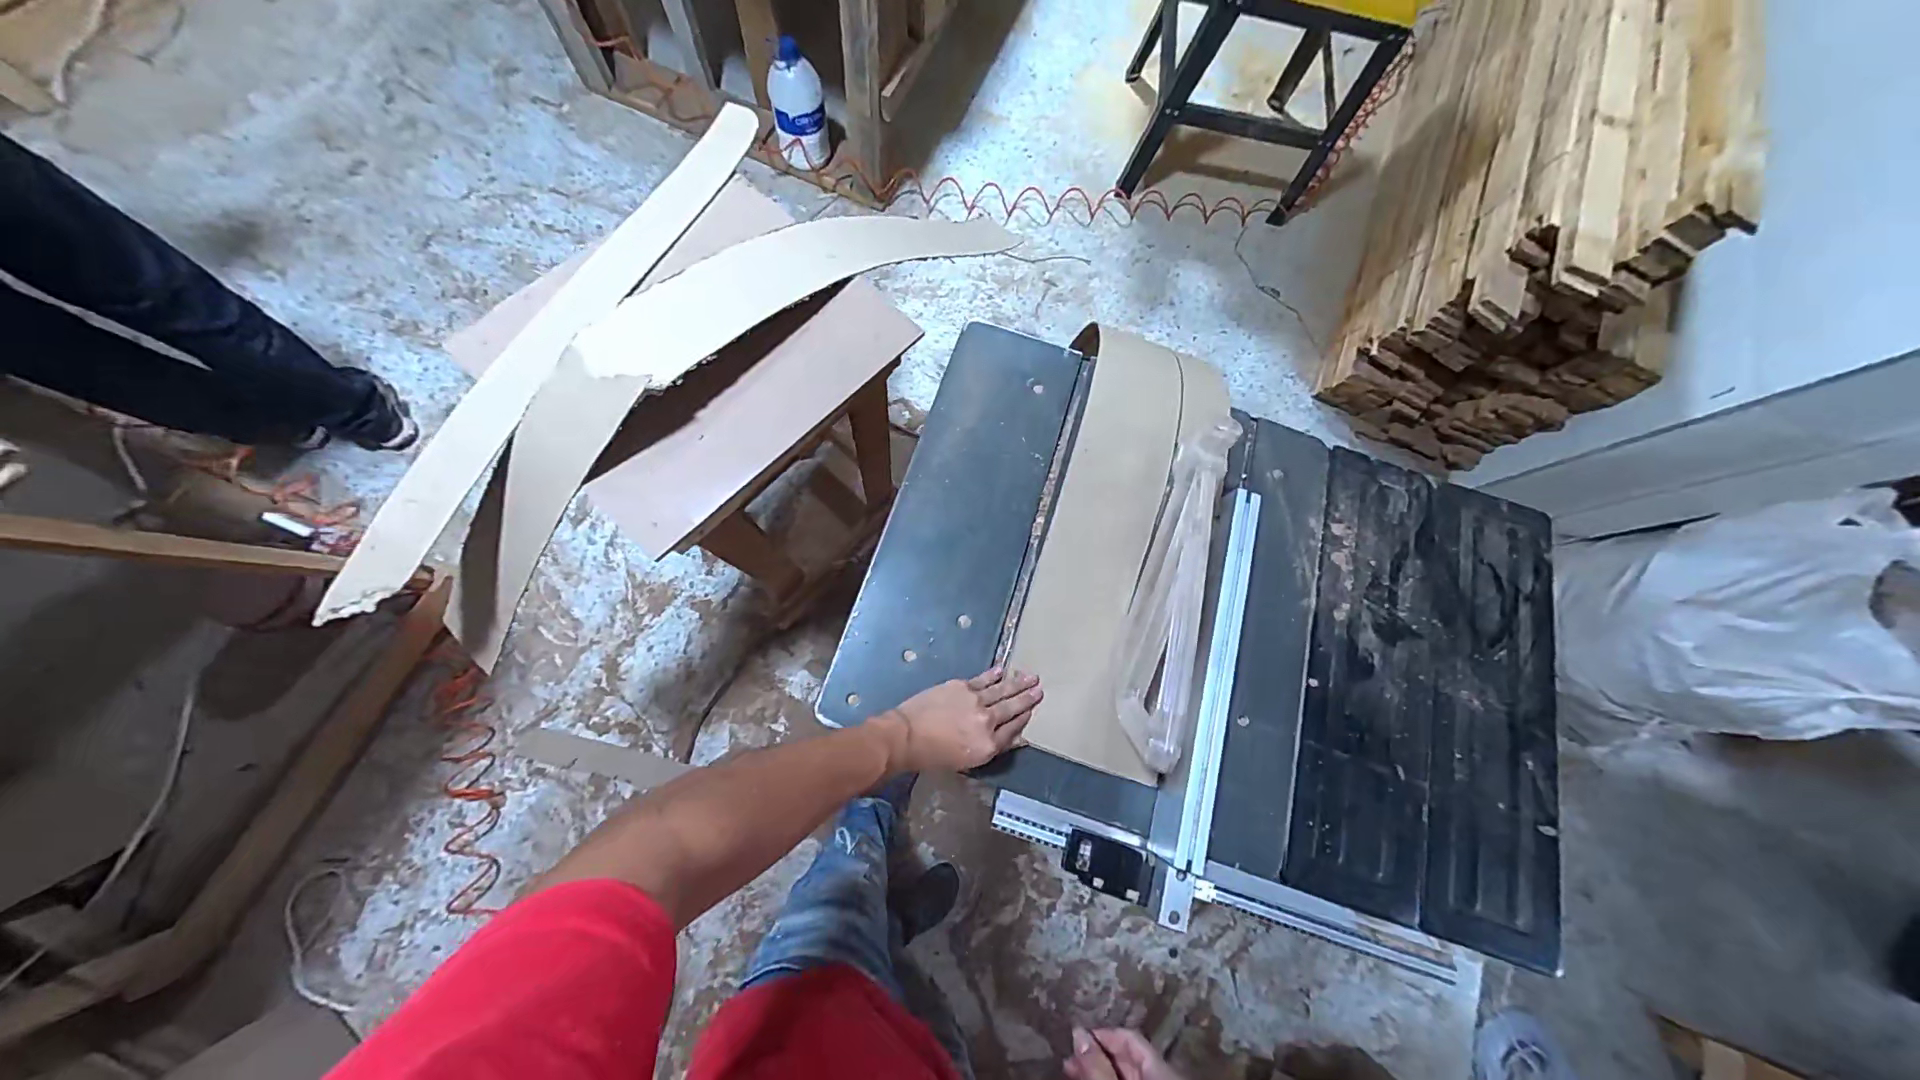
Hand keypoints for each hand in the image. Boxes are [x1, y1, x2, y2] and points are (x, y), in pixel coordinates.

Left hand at [878, 667, 1040, 771]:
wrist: (906, 736)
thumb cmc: (933, 756)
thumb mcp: (968, 761)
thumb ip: (992, 747)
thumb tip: (1013, 737)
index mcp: (989, 744)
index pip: (1013, 729)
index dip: (1023, 718)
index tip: (1032, 709)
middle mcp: (987, 720)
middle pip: (1012, 708)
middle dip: (1027, 698)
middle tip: (1040, 689)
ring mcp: (975, 700)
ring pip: (1001, 690)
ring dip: (1017, 683)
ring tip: (1031, 676)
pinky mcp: (961, 686)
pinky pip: (983, 679)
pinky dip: (994, 675)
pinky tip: (1003, 670)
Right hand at [1063, 1028, 1185, 1079]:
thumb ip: (1099, 1065)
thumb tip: (1077, 1032)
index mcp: (1162, 1064)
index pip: (1128, 1035)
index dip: (1101, 1032)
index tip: (1076, 1035)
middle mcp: (1163, 1070)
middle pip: (1126, 1054)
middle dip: (1095, 1052)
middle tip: (1069, 1056)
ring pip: (1125, 1072)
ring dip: (1098, 1067)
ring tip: (1071, 1068)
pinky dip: (1108, 1078)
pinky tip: (1090, 1079)